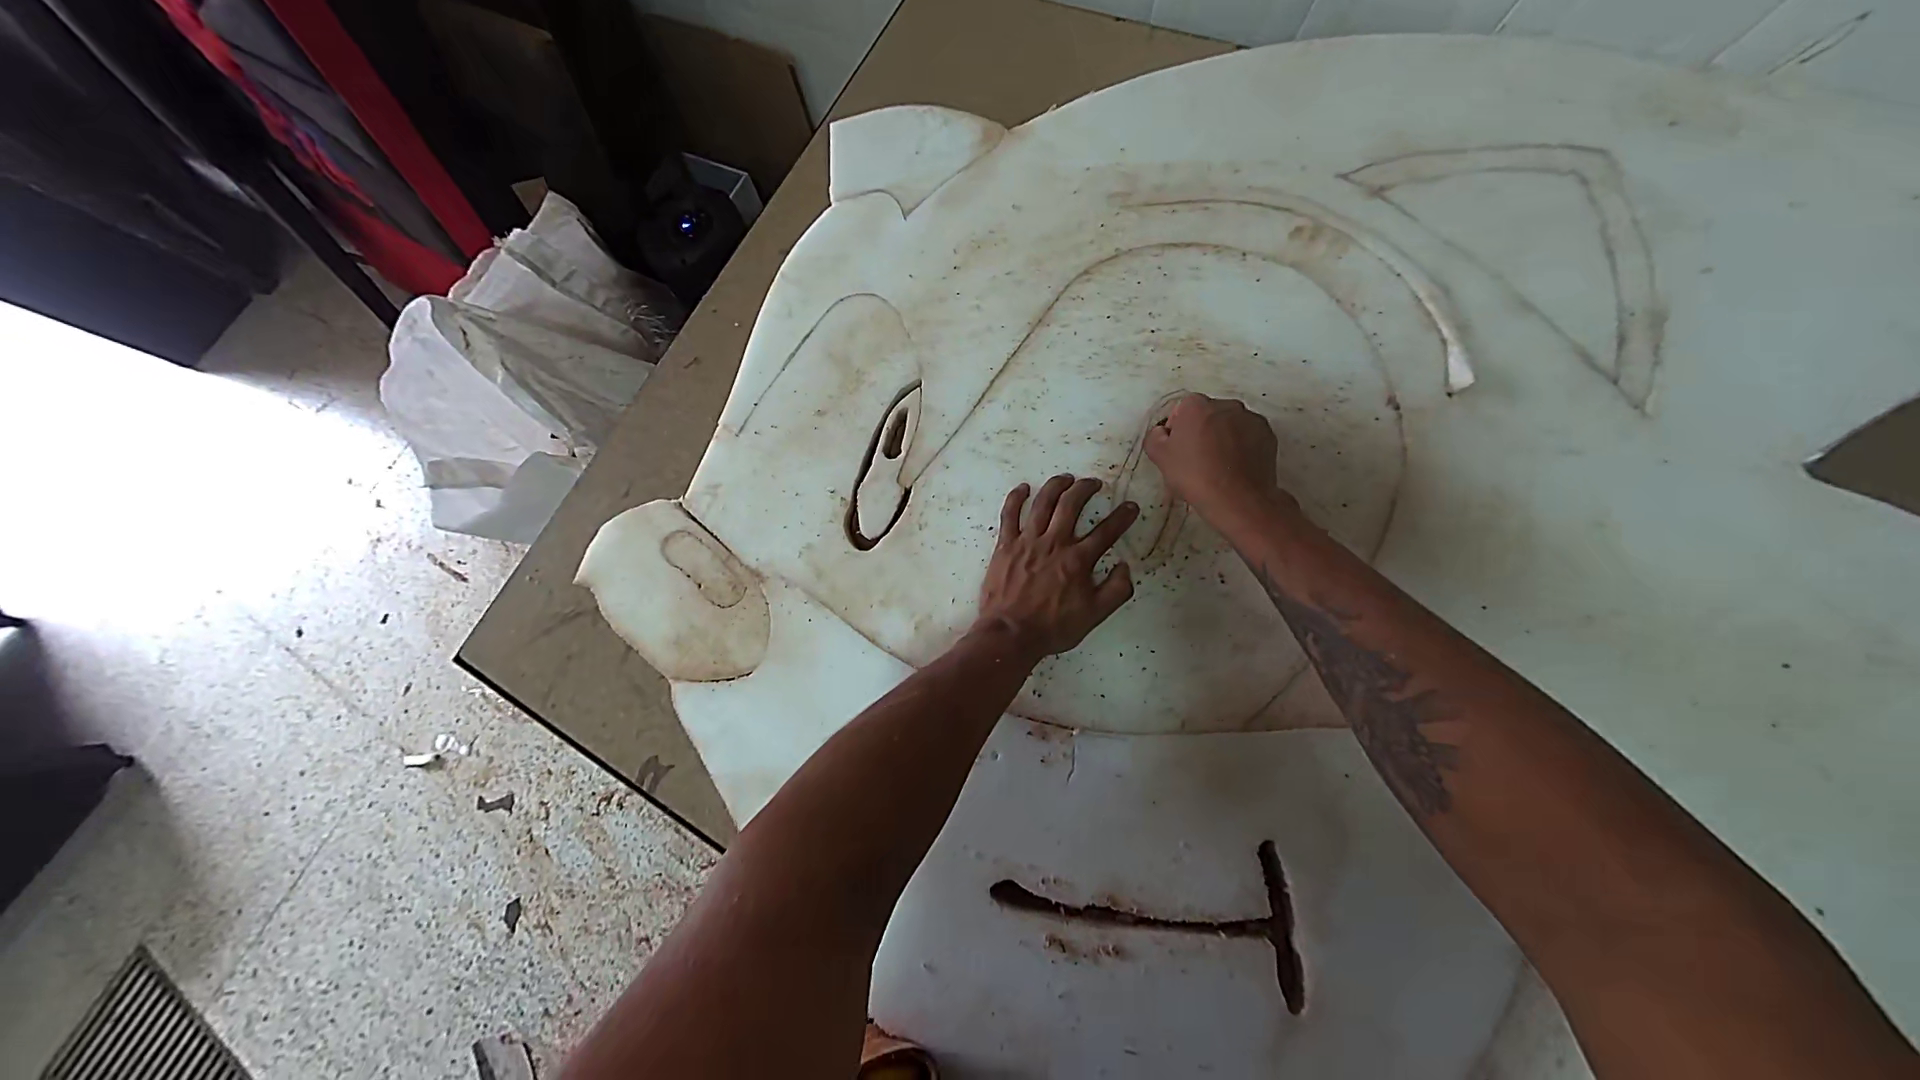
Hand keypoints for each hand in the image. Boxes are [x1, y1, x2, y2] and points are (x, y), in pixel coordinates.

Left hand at [974, 475, 1138, 659]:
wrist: (1010, 634)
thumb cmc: (1053, 628)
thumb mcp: (1095, 615)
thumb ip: (1116, 590)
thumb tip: (1124, 566)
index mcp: (1078, 560)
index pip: (1107, 531)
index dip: (1122, 516)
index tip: (1130, 507)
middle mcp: (1054, 543)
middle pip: (1072, 504)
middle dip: (1086, 488)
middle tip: (1094, 484)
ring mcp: (1027, 541)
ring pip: (1043, 502)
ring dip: (1056, 486)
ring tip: (1066, 479)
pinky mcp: (1005, 545)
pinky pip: (1009, 514)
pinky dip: (1016, 498)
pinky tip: (1023, 488)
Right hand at [1144, 393, 1290, 520]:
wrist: (1236, 498)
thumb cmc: (1193, 475)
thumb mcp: (1159, 457)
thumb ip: (1154, 436)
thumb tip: (1162, 432)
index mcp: (1197, 406)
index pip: (1182, 409)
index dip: (1177, 429)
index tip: (1178, 449)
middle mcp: (1226, 405)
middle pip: (1208, 414)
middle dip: (1202, 430)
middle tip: (1197, 458)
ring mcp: (1250, 418)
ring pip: (1230, 424)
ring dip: (1222, 437)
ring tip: (1218, 465)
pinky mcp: (1268, 434)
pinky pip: (1248, 435)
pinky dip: (1241, 445)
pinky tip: (1235, 467)